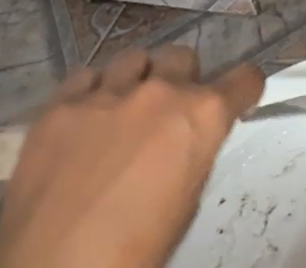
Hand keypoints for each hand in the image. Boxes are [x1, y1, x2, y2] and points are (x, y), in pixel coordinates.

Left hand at [0, 46, 263, 267]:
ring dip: (136, 80)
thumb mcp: (187, 200)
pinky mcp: (61, 105)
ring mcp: (108, 93)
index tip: (234, 99)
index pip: (244, 78)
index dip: (241, 90)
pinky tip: (85, 119)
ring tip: (121, 111)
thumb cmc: (135, 249)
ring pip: (134, 59)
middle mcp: (162, 91)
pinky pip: (85, 77)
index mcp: (203, 115)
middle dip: (181, 80)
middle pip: (183, 56)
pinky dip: (91, 91)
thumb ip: (193, 152)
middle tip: (166, 112)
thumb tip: (185, 140)